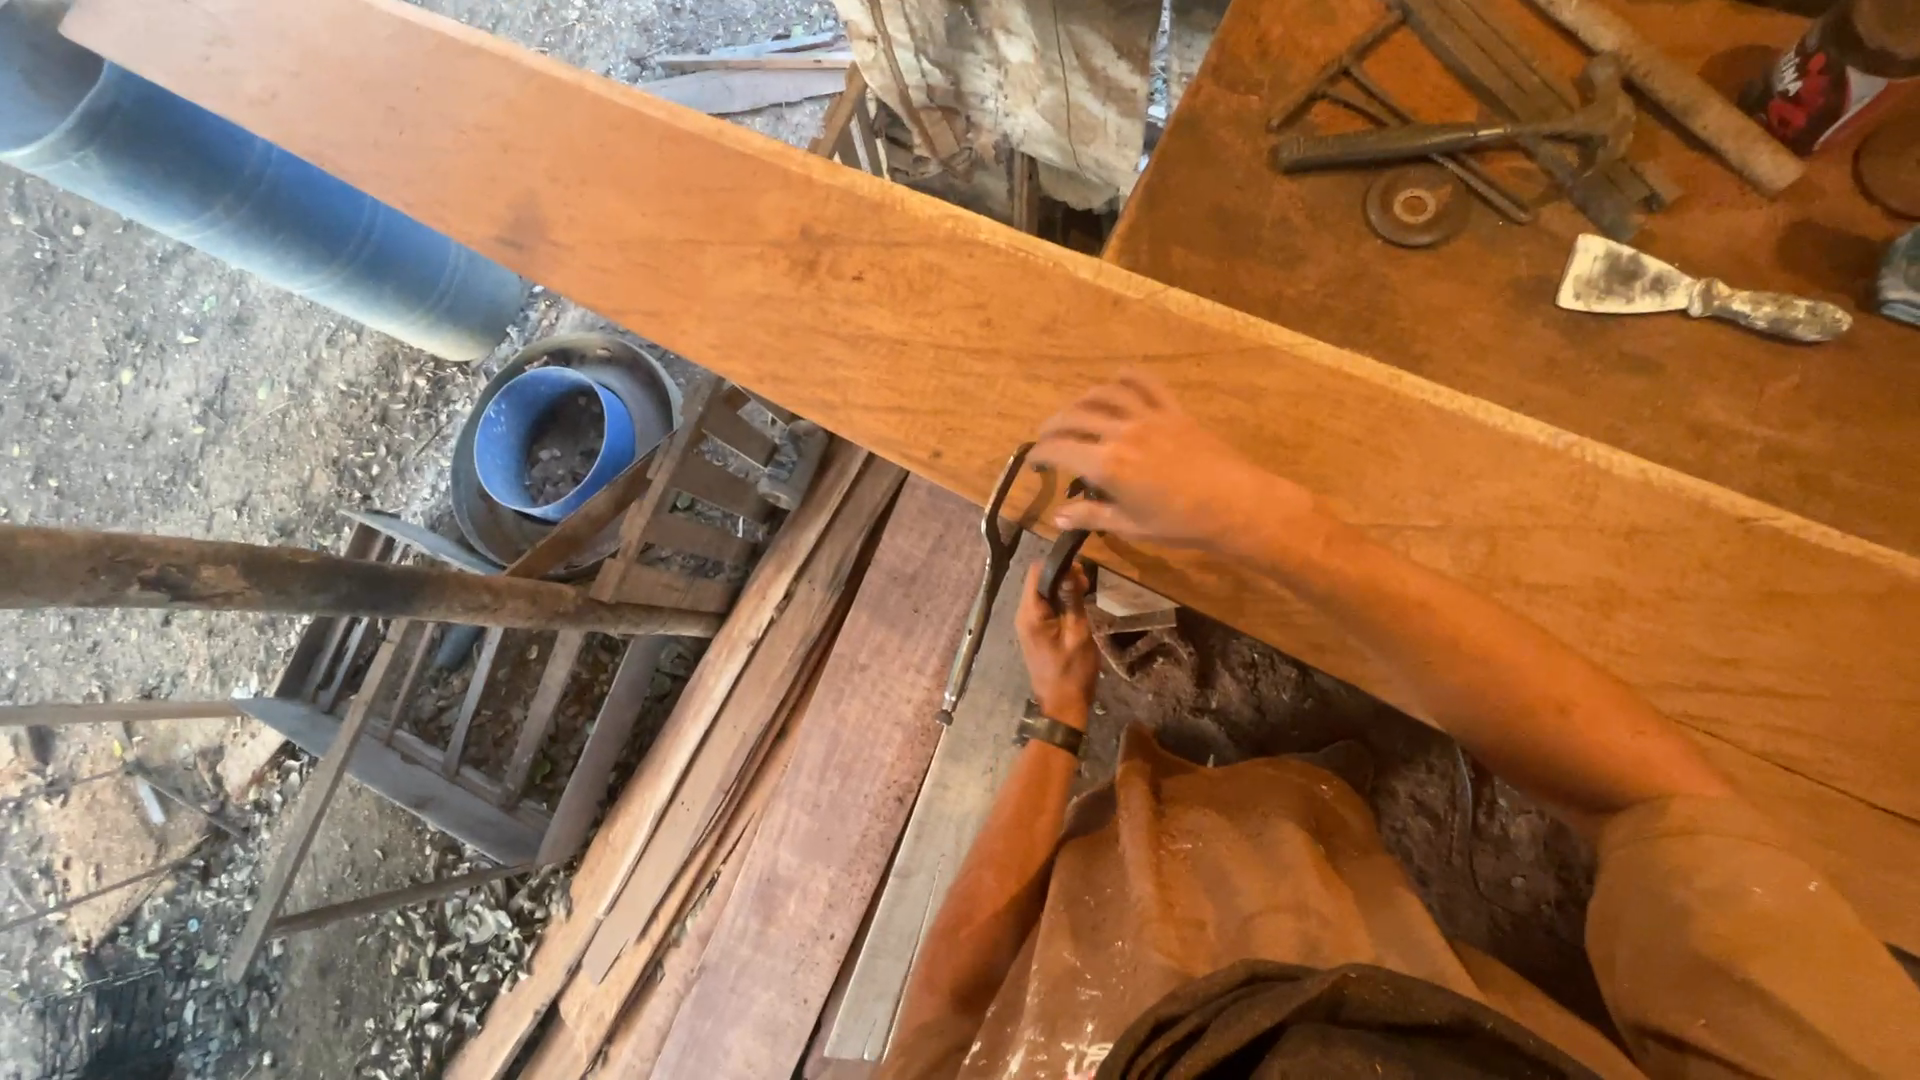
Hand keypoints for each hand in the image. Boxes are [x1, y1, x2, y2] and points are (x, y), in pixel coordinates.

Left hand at [1014, 563, 1097, 727]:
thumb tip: (1070, 570)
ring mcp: (1027, 623)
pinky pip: (1044, 606)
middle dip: (1062, 576)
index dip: (1058, 566)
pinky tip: (1076, 606)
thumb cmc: (1073, 671)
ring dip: (1062, 588)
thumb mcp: (1078, 633)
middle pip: (1038, 580)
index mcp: (1030, 613)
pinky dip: (1059, 601)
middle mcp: (1023, 614)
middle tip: (1086, 584)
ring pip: (1042, 592)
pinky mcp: (1034, 630)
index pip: (1037, 572)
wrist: (1062, 705)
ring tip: (1084, 593)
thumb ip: (1072, 599)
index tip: (1081, 572)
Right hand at [1029, 374, 1320, 559]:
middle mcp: (1121, 433)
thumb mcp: (1130, 526)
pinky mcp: (1172, 411)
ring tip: (1074, 412)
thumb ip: (1090, 517)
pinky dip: (1124, 379)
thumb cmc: (1180, 524)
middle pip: (1074, 417)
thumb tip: (1058, 517)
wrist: (1236, 505)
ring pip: (1103, 395)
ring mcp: (1148, 417)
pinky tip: (1115, 382)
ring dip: (1081, 400)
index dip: (1040, 453)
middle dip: (1053, 425)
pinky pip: (1143, 384)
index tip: (1033, 460)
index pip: (1059, 450)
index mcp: (1107, 466)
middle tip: (1046, 437)